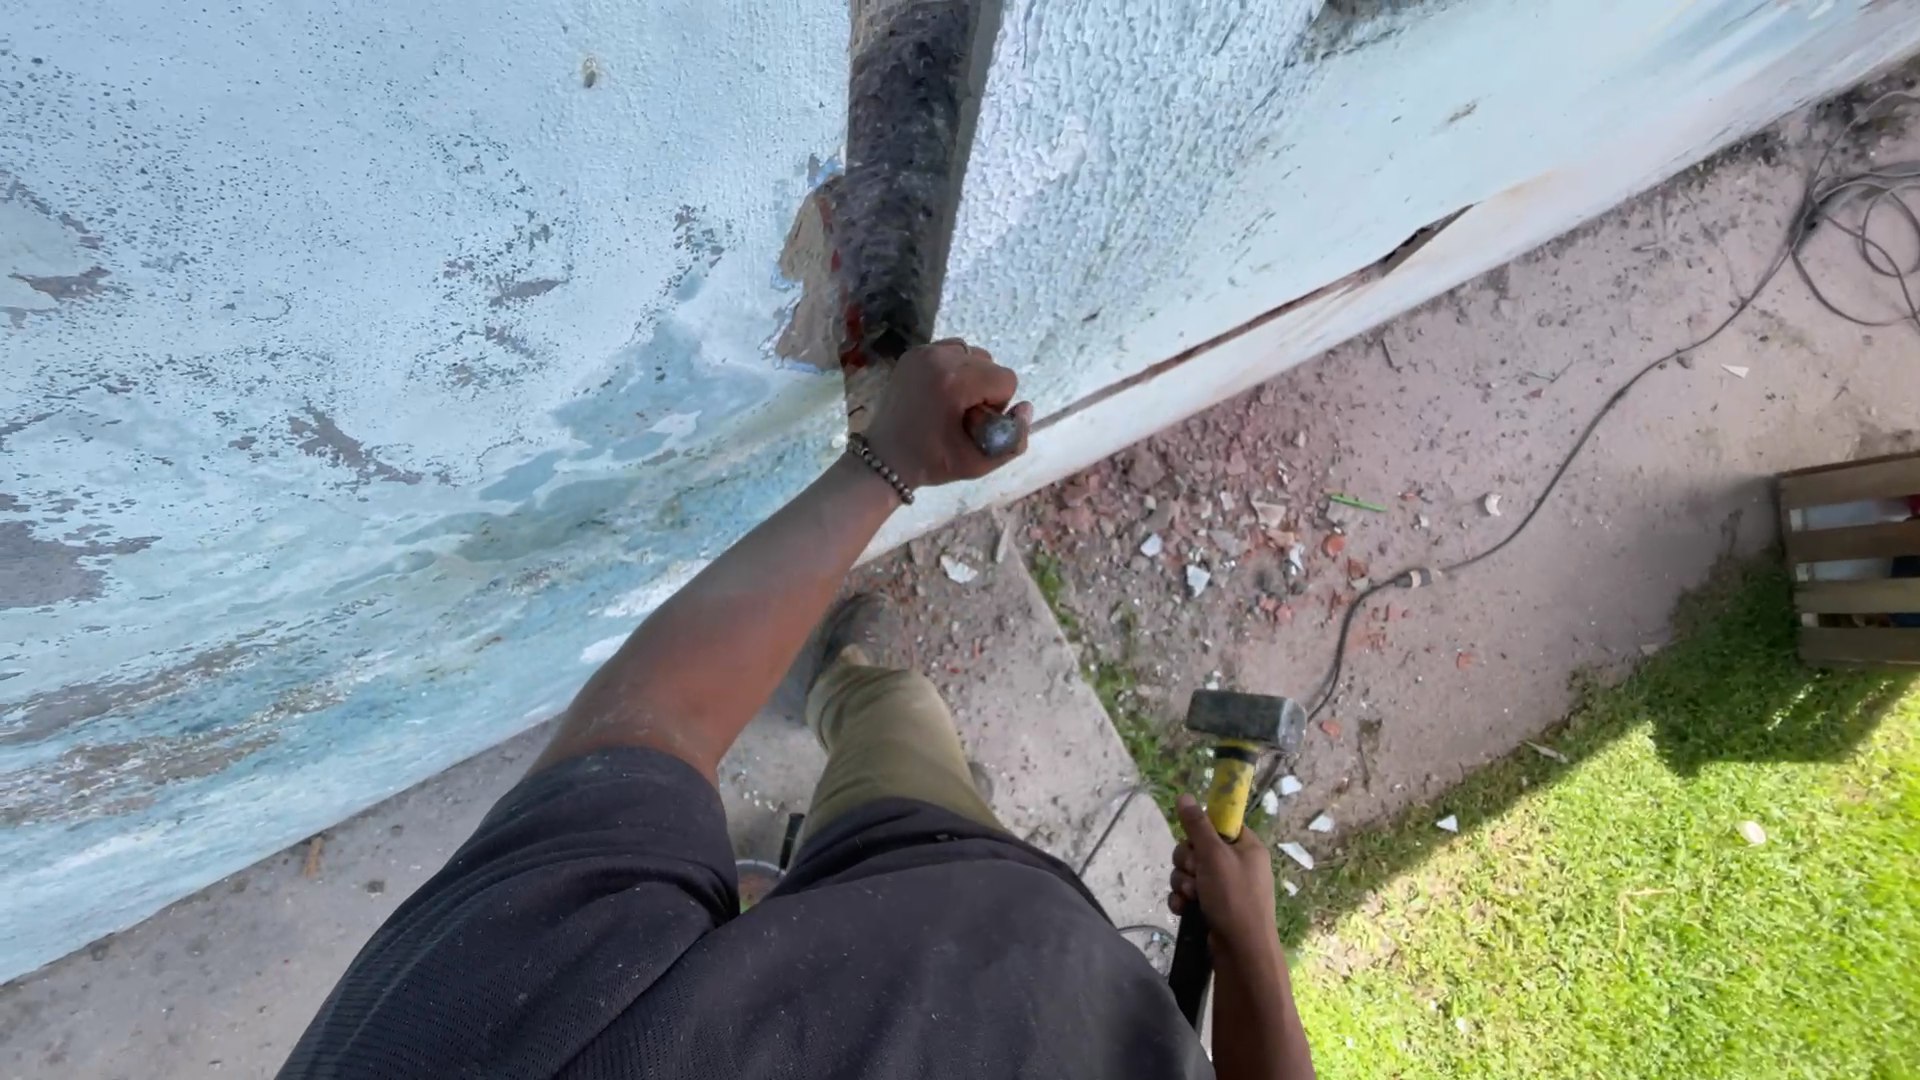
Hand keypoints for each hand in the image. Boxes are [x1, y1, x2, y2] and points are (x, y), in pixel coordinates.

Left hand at [861, 338, 1032, 488]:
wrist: (885, 458)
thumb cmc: (932, 463)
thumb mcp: (979, 463)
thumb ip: (1015, 439)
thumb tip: (1025, 407)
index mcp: (954, 382)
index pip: (1006, 379)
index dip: (997, 405)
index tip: (975, 422)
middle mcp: (939, 358)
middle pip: (990, 363)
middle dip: (985, 389)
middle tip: (963, 415)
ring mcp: (923, 352)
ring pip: (972, 353)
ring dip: (972, 376)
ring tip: (952, 402)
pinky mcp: (913, 353)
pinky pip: (950, 350)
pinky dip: (954, 368)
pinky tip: (941, 392)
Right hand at [1169, 793, 1280, 958]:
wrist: (1242, 954)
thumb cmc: (1234, 898)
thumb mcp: (1214, 856)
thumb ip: (1197, 825)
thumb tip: (1185, 795)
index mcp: (1247, 847)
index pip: (1220, 823)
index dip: (1202, 829)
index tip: (1195, 840)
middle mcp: (1238, 864)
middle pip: (1198, 846)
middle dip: (1187, 860)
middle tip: (1193, 871)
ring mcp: (1226, 887)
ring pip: (1190, 869)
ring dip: (1183, 881)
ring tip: (1189, 895)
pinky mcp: (1214, 906)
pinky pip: (1189, 891)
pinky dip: (1183, 897)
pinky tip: (1182, 908)